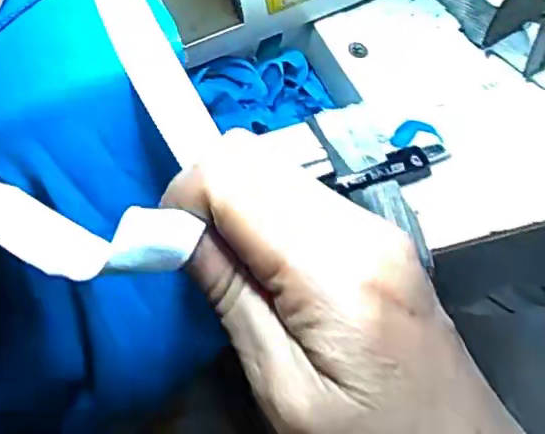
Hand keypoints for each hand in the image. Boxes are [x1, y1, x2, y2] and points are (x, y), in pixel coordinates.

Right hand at [162, 130, 521, 433]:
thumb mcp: (285, 390)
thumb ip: (226, 294)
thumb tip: (168, 229)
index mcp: (335, 272)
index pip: (227, 177)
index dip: (182, 197)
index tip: (169, 242)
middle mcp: (358, 228)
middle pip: (244, 154)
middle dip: (201, 189)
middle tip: (192, 245)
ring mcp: (373, 223)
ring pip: (264, 159)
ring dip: (228, 192)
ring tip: (227, 251)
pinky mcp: (376, 229)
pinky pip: (291, 182)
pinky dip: (256, 200)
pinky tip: (261, 251)